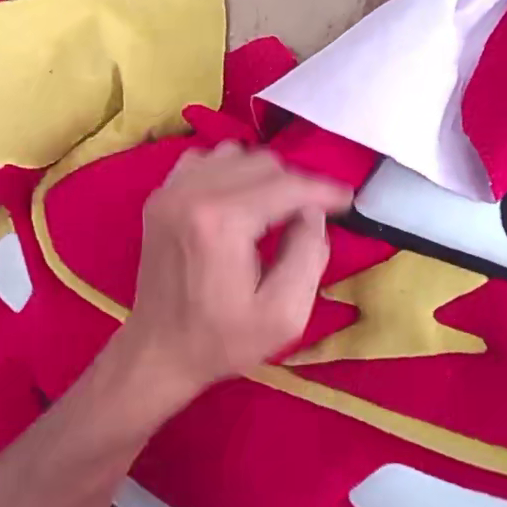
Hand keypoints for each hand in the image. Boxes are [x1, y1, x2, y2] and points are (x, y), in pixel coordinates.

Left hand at [114, 141, 352, 409]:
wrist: (158, 351)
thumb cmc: (223, 341)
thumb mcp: (284, 315)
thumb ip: (309, 256)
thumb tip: (313, 214)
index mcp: (222, 223)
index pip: (287, 185)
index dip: (323, 190)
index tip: (347, 200)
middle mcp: (192, 194)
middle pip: (263, 164)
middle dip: (296, 184)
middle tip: (313, 214)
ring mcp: (170, 191)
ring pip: (237, 155)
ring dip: (265, 176)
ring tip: (279, 208)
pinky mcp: (160, 196)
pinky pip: (206, 160)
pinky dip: (232, 172)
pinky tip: (240, 200)